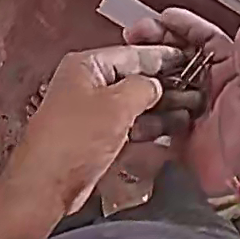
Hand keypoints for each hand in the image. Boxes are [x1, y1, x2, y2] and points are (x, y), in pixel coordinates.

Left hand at [6, 44, 184, 213]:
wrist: (46, 185)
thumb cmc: (71, 141)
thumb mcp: (117, 105)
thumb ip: (143, 87)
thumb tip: (155, 85)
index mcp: (86, 66)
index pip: (131, 53)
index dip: (161, 56)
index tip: (184, 58)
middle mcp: (86, 84)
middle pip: (133, 78)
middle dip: (163, 84)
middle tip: (193, 87)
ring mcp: (90, 111)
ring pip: (132, 104)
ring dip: (159, 107)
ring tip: (189, 108)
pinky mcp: (94, 136)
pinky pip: (127, 125)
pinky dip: (147, 126)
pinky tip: (169, 129)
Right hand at [124, 10, 239, 196]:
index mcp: (233, 74)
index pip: (207, 39)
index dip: (185, 25)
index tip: (164, 17)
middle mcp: (210, 86)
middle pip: (180, 52)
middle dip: (158, 38)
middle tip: (137, 32)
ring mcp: (191, 105)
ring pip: (164, 75)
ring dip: (147, 63)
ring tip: (129, 55)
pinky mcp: (176, 127)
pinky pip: (156, 105)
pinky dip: (143, 96)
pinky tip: (132, 89)